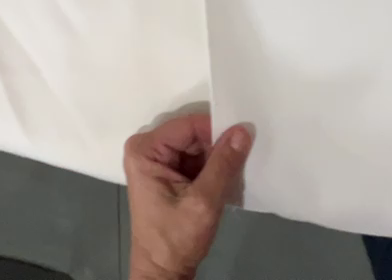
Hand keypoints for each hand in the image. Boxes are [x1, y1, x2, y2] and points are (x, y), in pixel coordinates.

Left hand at [123, 115, 253, 279]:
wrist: (163, 274)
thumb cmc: (175, 240)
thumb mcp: (203, 203)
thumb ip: (223, 165)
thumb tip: (243, 130)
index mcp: (145, 149)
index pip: (187, 126)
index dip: (216, 129)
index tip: (244, 136)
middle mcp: (147, 148)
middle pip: (191, 134)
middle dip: (217, 145)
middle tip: (246, 152)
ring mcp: (157, 160)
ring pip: (196, 146)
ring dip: (217, 158)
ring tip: (239, 166)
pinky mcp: (167, 173)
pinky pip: (194, 159)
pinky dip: (212, 167)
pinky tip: (228, 176)